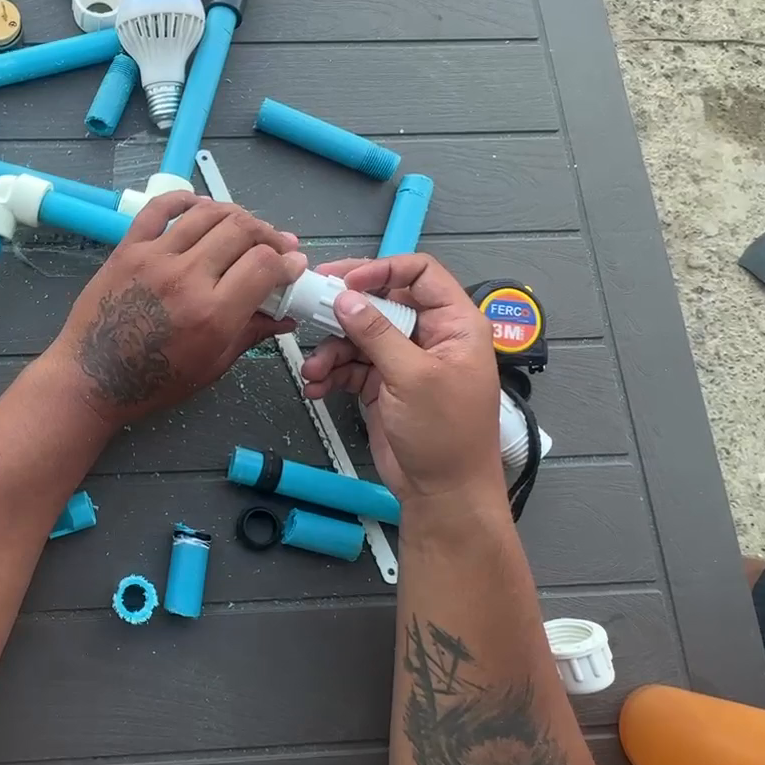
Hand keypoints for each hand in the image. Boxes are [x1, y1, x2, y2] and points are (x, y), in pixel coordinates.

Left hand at [45, 193, 305, 428]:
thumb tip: (286, 316)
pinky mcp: (128, 248)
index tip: (293, 264)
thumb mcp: (212, 366)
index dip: (287, 261)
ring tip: (245, 226)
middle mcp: (187, 278)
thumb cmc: (152, 382)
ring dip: (235, 215)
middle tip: (275, 245)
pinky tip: (200, 206)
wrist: (91, 378)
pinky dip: (185, 200)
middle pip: (242, 231)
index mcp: (213, 314)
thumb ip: (251, 333)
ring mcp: (155, 258)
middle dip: (269, 235)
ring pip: (208, 214)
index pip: (265, 265)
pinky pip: (160, 208)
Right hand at [298, 253, 502, 506]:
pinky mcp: (382, 384)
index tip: (346, 282)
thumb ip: (377, 333)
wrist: (442, 493)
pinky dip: (332, 374)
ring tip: (315, 371)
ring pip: (359, 335)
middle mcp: (428, 336)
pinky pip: (350, 365)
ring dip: (331, 350)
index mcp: (454, 324)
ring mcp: (403, 360)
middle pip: (381, 302)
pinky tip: (317, 388)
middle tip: (311, 309)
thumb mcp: (411, 377)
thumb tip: (347, 298)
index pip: (420, 274)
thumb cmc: (446, 435)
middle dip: (345, 312)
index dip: (382, 270)